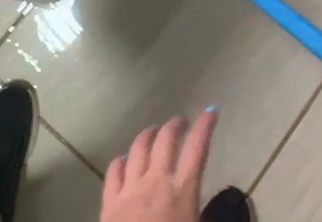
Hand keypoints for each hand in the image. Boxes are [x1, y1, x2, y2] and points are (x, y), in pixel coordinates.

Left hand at [100, 109, 217, 221]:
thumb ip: (200, 213)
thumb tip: (204, 210)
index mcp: (183, 191)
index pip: (198, 148)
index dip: (206, 126)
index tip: (211, 110)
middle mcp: (157, 181)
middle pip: (166, 140)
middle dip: (175, 125)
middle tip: (181, 122)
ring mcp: (131, 189)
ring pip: (139, 148)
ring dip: (149, 134)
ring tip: (154, 131)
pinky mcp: (109, 202)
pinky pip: (114, 171)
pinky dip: (122, 160)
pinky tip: (125, 160)